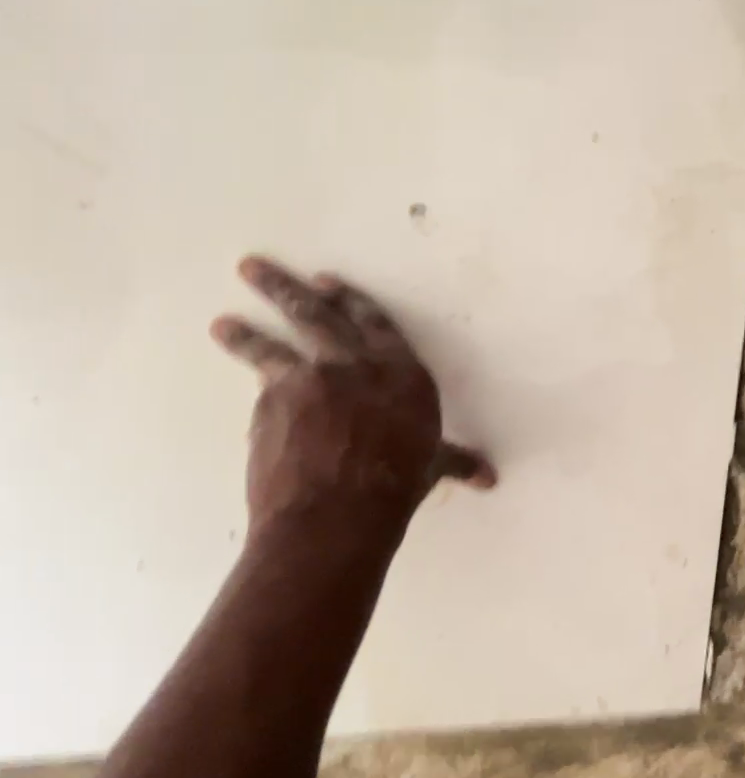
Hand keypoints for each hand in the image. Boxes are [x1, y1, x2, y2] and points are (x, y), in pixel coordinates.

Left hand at [211, 256, 493, 536]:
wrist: (338, 509)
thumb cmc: (400, 482)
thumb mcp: (434, 466)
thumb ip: (455, 461)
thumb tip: (488, 478)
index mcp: (402, 374)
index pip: (376, 323)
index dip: (352, 301)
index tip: (327, 282)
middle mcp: (353, 366)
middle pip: (314, 316)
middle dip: (284, 290)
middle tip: (254, 268)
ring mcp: (305, 383)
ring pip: (271, 348)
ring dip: (245, 333)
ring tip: (222, 323)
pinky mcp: (268, 408)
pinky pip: (264, 393)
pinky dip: (257, 396)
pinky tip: (251, 400)